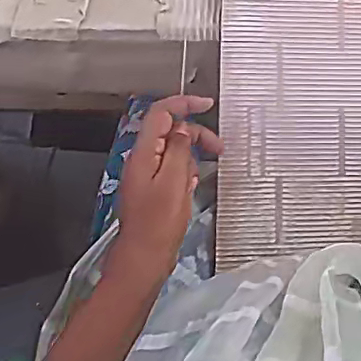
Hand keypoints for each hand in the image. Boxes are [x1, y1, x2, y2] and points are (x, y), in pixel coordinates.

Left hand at [108, 95, 222, 284]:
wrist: (143, 258)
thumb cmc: (158, 224)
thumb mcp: (174, 183)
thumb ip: (178, 151)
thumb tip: (183, 130)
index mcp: (143, 154)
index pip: (160, 114)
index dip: (183, 103)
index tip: (206, 103)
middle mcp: (141, 160)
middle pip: (169, 131)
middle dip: (195, 135)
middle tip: (218, 147)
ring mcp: (145, 174)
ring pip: (172, 151)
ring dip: (191, 156)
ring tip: (201, 174)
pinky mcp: (151, 189)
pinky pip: (171, 169)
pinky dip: (185, 171)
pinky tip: (191, 186)